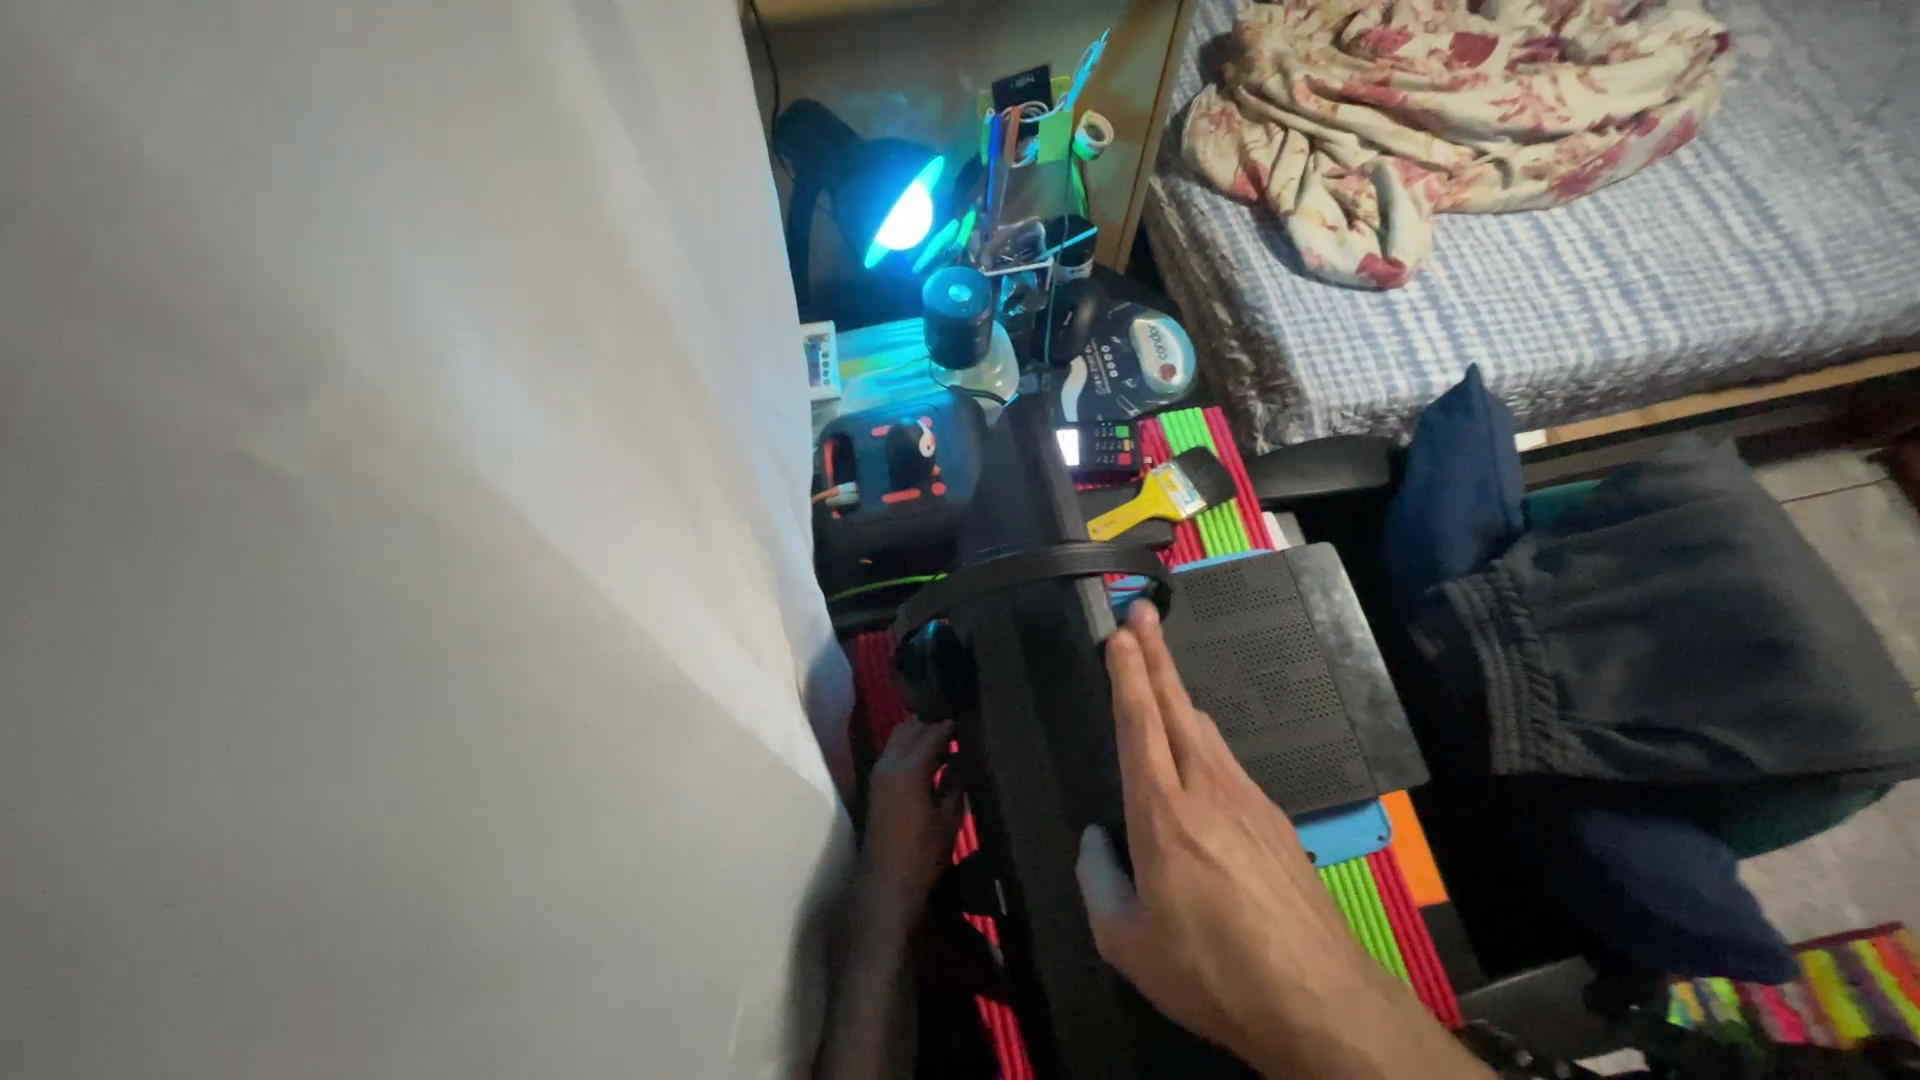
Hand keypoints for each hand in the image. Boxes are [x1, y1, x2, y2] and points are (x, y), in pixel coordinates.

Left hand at [858, 719, 962, 922]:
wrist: (886, 884)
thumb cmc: (923, 856)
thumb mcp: (948, 819)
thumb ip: (955, 782)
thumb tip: (961, 758)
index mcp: (909, 770)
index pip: (933, 731)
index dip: (953, 722)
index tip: (972, 716)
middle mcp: (889, 763)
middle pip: (911, 725)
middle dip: (934, 720)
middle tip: (961, 725)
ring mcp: (879, 772)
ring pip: (900, 736)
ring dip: (921, 732)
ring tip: (951, 738)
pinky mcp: (876, 783)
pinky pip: (895, 751)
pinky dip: (912, 746)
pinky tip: (934, 757)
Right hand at [1076, 602, 1488, 1078]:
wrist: (1317, 999)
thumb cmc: (1211, 971)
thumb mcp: (1126, 941)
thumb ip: (1098, 880)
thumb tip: (1097, 841)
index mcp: (1162, 812)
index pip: (1139, 723)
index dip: (1127, 673)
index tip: (1121, 633)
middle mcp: (1206, 789)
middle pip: (1175, 705)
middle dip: (1154, 656)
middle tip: (1141, 613)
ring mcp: (1248, 800)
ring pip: (1205, 729)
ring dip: (1177, 693)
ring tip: (1158, 673)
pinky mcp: (1274, 820)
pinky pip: (1227, 761)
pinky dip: (1202, 738)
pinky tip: (1197, 754)